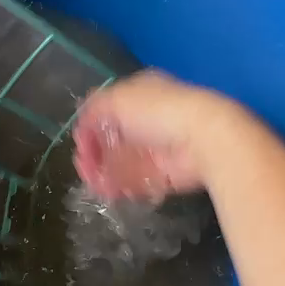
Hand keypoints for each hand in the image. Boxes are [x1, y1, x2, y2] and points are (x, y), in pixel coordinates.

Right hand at [72, 71, 252, 200]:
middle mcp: (149, 119)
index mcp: (140, 94)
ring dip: (104, 172)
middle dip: (95, 153)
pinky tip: (107, 191)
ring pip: (123, 162)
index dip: (90, 126)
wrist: (205, 139)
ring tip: (92, 182)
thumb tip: (83, 123)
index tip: (80, 142)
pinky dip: (121, 186)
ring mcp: (158, 148)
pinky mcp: (166, 173)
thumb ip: (94, 109)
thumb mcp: (118, 99)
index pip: (107, 110)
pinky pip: (138, 181)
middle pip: (114, 139)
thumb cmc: (158, 111)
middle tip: (84, 166)